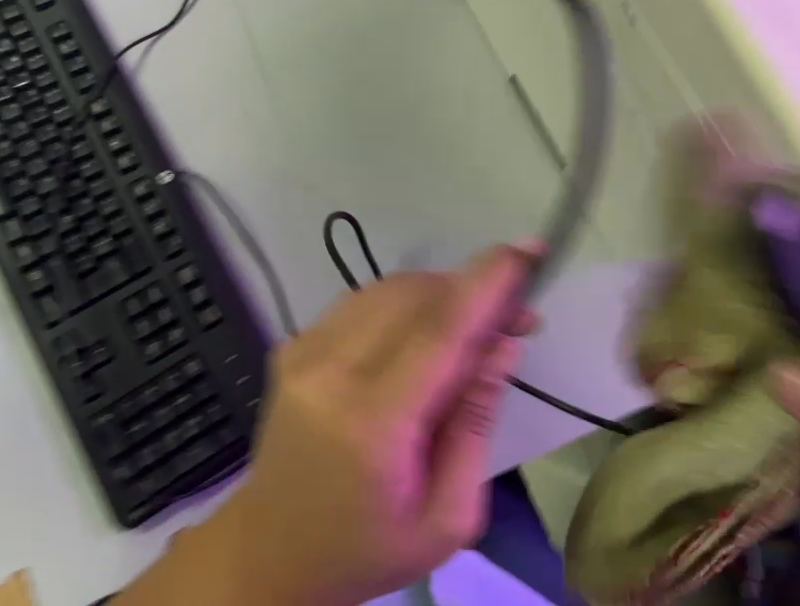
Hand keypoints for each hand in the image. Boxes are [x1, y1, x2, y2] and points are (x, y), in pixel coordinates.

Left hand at [124, 244, 537, 605]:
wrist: (271, 548)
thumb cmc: (367, 545)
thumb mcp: (447, 517)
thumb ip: (475, 423)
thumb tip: (502, 344)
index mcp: (371, 423)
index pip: (439, 332)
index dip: (487, 286)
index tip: (528, 252)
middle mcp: (329, 371)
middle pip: (415, 298)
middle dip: (473, 291)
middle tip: (518, 317)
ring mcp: (302, 351)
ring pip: (387, 290)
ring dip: (440, 294)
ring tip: (476, 328)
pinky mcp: (291, 345)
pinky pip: (361, 302)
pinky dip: (403, 306)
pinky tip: (422, 337)